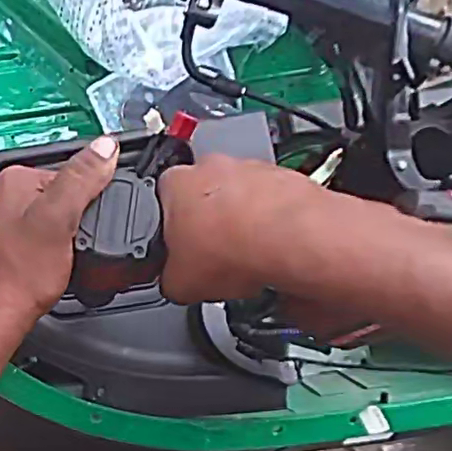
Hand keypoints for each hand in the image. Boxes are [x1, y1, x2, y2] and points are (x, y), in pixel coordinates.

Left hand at [0, 136, 118, 329]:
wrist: (2, 312)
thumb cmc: (23, 273)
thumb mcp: (61, 219)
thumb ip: (82, 179)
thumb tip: (105, 147)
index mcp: (14, 179)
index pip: (67, 172)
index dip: (85, 199)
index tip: (82, 224)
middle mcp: (1, 194)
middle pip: (58, 193)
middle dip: (72, 218)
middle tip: (68, 245)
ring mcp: (1, 219)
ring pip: (49, 215)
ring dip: (61, 233)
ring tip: (56, 256)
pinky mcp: (5, 241)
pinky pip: (38, 233)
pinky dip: (48, 244)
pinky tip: (47, 260)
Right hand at [157, 154, 418, 305]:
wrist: (290, 243)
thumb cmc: (234, 249)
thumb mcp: (176, 284)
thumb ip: (168, 278)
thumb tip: (175, 284)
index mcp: (175, 183)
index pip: (161, 206)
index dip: (169, 235)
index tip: (179, 254)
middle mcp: (213, 166)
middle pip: (202, 201)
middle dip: (207, 229)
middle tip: (211, 260)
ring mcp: (253, 169)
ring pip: (238, 202)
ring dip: (239, 228)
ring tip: (244, 263)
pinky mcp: (287, 180)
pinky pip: (271, 208)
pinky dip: (270, 229)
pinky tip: (269, 255)